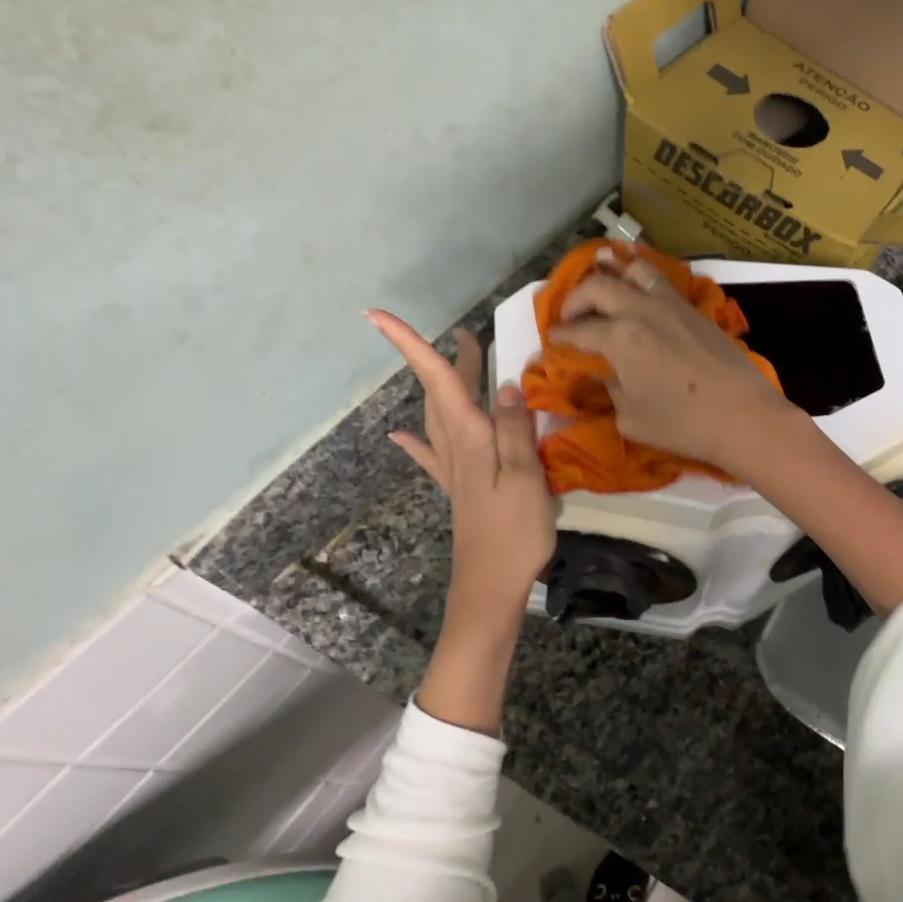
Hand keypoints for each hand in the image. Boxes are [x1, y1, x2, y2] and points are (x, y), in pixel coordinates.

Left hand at [365, 310, 553, 621]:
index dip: (411, 345)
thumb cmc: (514, 533)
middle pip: (444, 392)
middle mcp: (456, 447)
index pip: (439, 381)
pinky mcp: (460, 490)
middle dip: (447, 359)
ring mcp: (455, 470)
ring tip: (460, 361)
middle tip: (466, 332)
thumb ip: (516, 430)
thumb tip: (508, 385)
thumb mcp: (525, 478)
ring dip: (446, 385)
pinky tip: (400, 437)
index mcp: (471, 438)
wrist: (490, 587)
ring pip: (442, 416)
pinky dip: (417, 440)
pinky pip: (432, 454)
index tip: (377, 314)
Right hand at [546, 253, 797, 471]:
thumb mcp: (631, 418)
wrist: (744, 415)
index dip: (560, 336)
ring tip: (602, 282)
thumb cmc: (683, 424)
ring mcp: (672, 305)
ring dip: (611, 273)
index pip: (578, 331)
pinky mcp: (695, 310)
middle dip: (575, 299)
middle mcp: (642, 310)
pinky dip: (641, 277)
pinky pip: (661, 281)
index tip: (551, 340)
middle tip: (569, 315)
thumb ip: (611, 390)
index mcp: (620, 337)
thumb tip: (606, 373)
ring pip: (634, 270)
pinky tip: (637, 287)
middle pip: (597, 287)